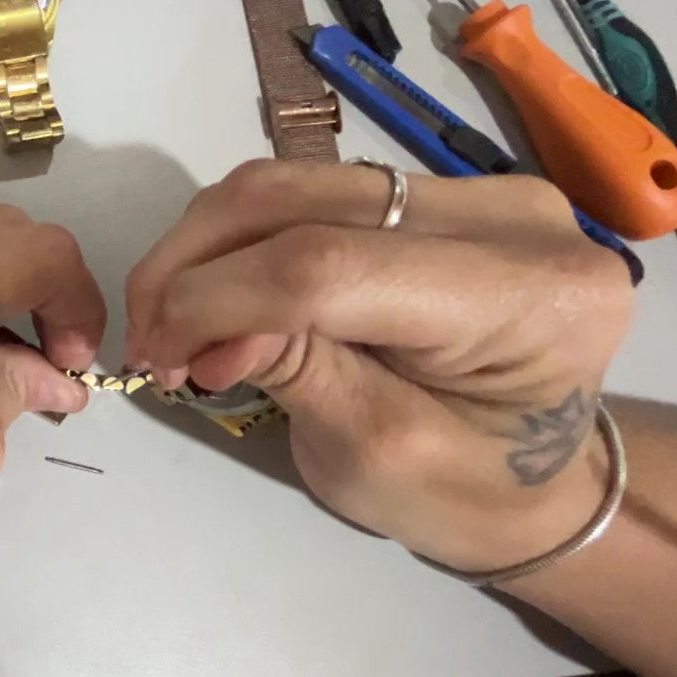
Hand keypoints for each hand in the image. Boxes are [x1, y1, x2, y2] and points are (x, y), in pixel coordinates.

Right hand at [125, 160, 634, 572]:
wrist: (529, 476)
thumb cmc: (461, 492)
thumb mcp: (373, 453)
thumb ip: (296, 374)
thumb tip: (199, 332)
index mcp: (527, 296)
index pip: (330, 266)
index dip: (216, 304)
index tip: (158, 360)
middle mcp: (503, 213)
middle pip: (293, 198)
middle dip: (187, 268)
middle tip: (147, 341)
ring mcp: (460, 192)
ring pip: (279, 184)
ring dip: (194, 252)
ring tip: (168, 326)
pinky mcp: (417, 196)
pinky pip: (291, 195)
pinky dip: (225, 245)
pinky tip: (209, 298)